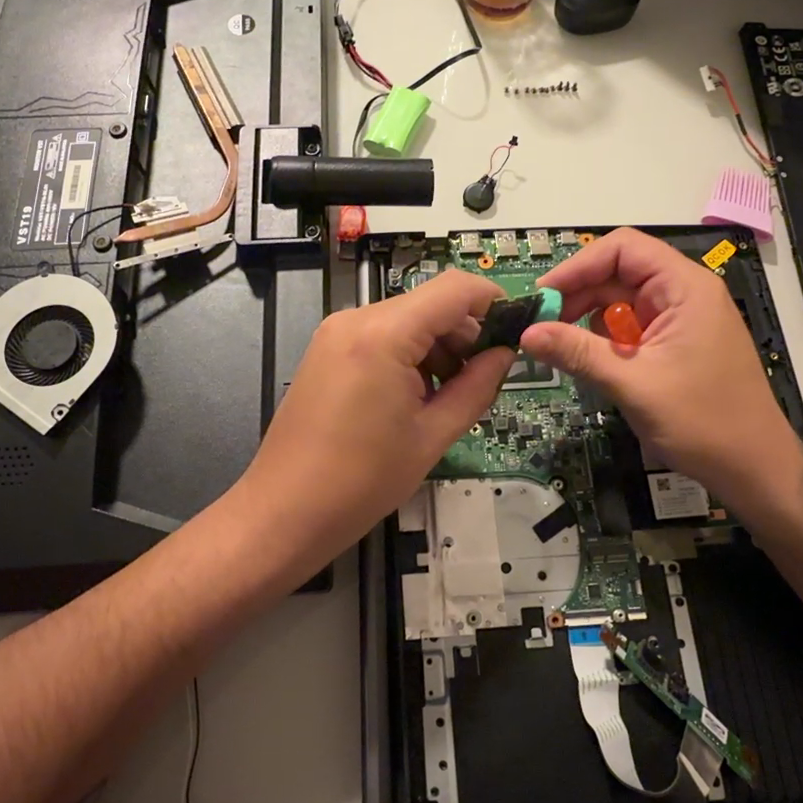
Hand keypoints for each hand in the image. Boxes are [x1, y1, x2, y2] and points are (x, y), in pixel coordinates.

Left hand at [235, 269, 514, 563]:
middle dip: (466, 333)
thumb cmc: (361, 481)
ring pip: (407, 319)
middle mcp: (356, 319)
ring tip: (450, 397)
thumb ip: (476, 386)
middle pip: (430, 303)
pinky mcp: (327, 351)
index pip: (455, 289)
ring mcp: (336, 333)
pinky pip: (382, 336)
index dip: (494, 302)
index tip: (519, 332)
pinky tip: (417, 398)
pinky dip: (409, 355)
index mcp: (383, 334)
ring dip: (439, 347)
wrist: (284, 513)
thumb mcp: (432, 435)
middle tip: (487, 378)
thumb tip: (505, 355)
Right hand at [519, 228, 802, 499]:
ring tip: (561, 348)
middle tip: (540, 328)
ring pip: (620, 301)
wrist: (755, 469)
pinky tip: (590, 361)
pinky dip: (606, 340)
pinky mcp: (677, 344)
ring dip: (587, 320)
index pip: (623, 248)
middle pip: (618, 273)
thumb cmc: (703, 422)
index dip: (578, 266)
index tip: (543, 297)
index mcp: (685, 288)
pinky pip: (632, 327)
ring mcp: (682, 319)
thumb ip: (578, 353)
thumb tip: (526, 333)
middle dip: (577, 296)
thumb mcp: (633, 384)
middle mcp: (684, 293)